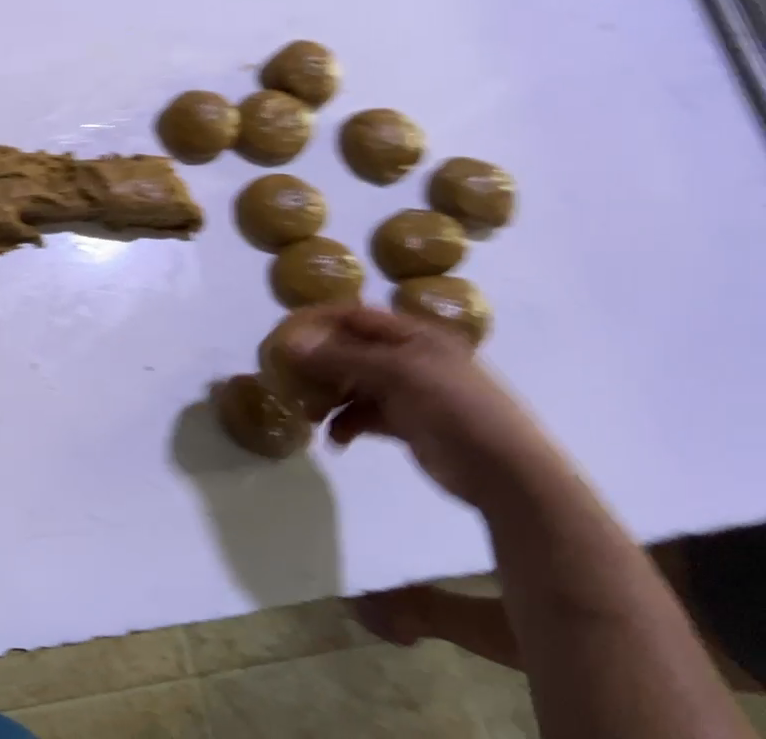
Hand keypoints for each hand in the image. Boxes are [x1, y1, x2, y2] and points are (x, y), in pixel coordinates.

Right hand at [276, 305, 559, 507]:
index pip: (353, 316)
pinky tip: (334, 439)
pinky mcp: (405, 422)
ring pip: (351, 384)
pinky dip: (344, 424)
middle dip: (315, 365)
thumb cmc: (455, 409)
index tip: (282, 337)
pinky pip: (362, 415)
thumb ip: (340, 358)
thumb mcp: (396, 375)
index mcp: (413, 335)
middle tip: (285, 380)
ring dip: (326, 397)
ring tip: (308, 416)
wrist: (506, 472)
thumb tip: (288, 345)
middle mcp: (409, 357)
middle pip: (348, 351)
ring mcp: (408, 391)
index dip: (316, 322)